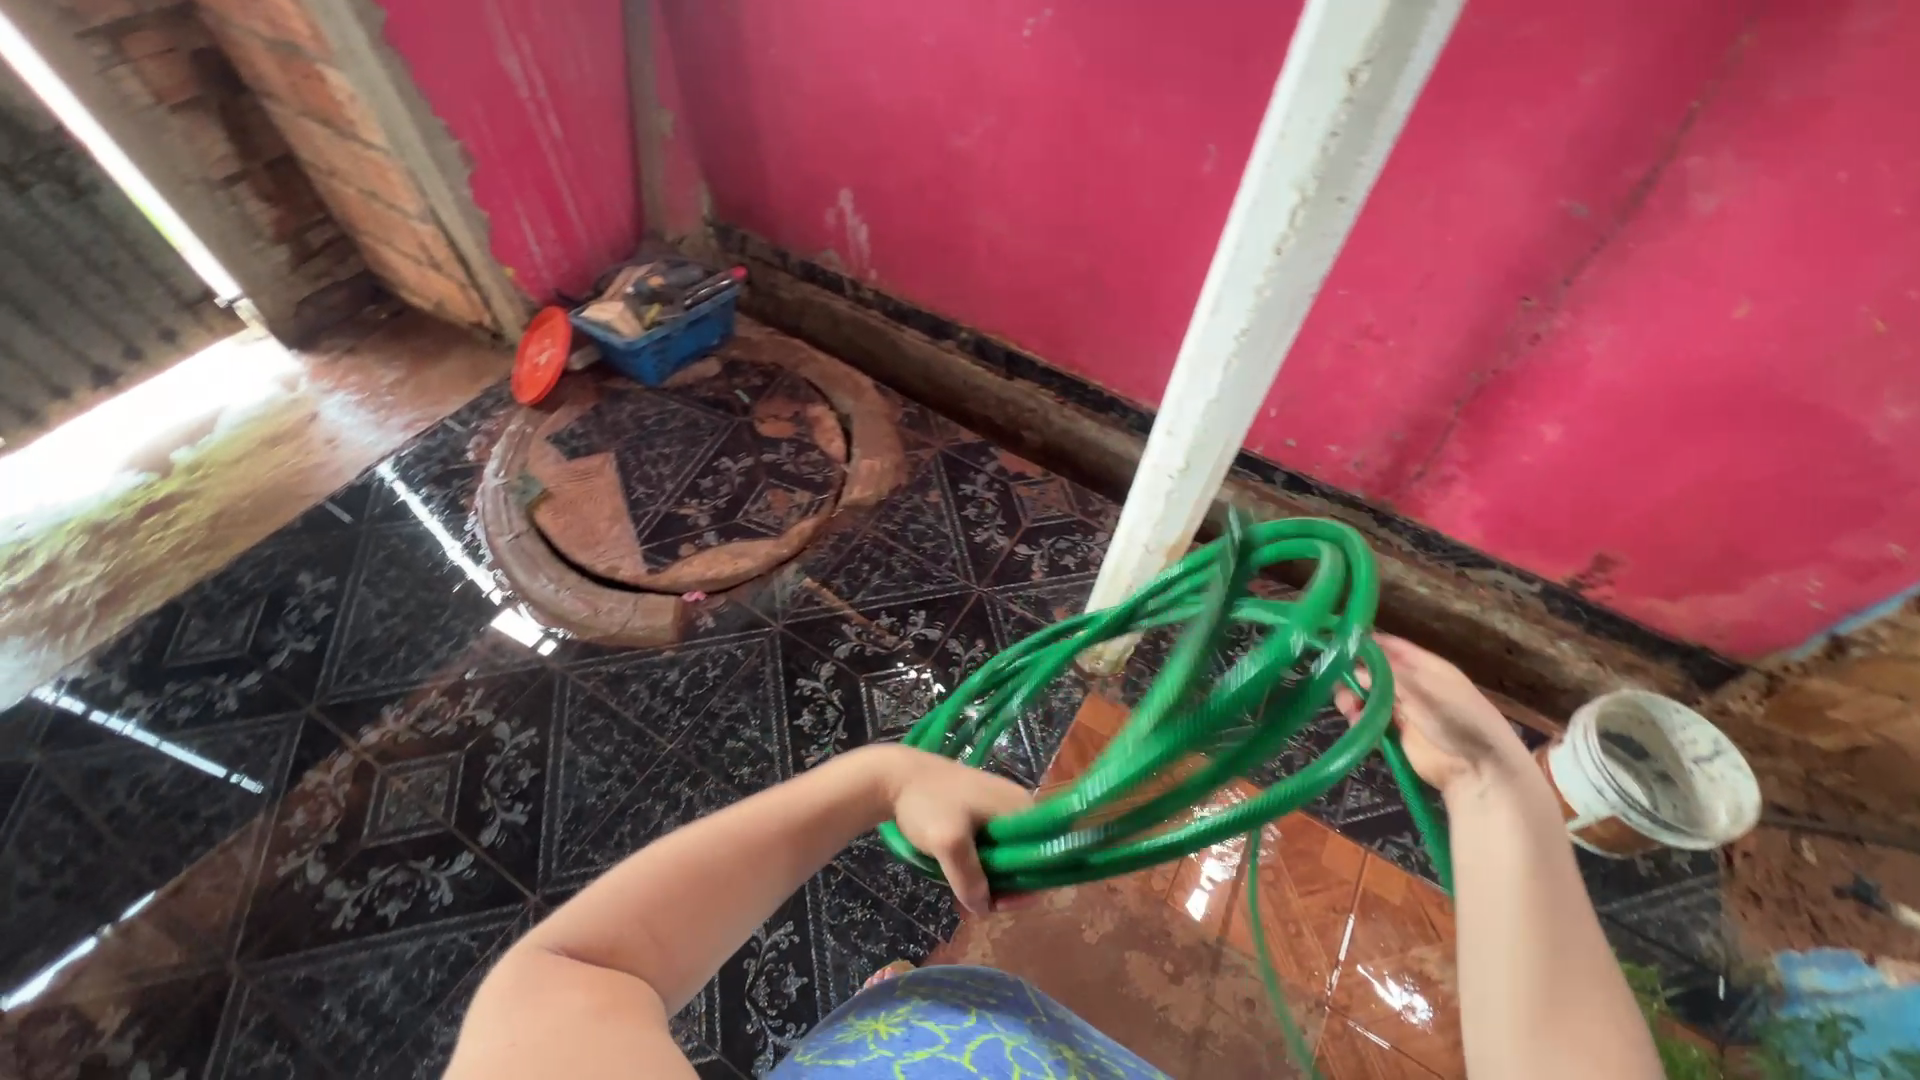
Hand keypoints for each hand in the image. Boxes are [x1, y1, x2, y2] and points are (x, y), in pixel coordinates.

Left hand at [868, 746, 1033, 915]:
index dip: (1028, 883)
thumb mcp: (949, 842)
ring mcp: (999, 808)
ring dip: (991, 878)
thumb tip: (983, 907)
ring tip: (966, 894)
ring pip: (1007, 854)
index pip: (1044, 853)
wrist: (894, 777)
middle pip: (1026, 857)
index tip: (1001, 902)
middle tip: (979, 903)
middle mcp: (1018, 806)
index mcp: (1021, 807)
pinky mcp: (981, 812)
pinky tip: (962, 878)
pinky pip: (992, 846)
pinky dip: (981, 865)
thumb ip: (969, 878)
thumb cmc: (927, 802)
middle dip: (1006, 885)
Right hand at [1333, 634, 1529, 797]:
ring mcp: (1402, 708)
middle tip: (1338, 679)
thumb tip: (1354, 667)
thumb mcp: (1424, 690)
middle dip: (1354, 672)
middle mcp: (1411, 684)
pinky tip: (1355, 720)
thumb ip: (1388, 676)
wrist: (1477, 769)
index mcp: (1425, 667)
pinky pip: (1368, 718)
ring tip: (1348, 704)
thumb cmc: (1457, 719)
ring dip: (1353, 696)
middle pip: (1373, 670)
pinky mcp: (1394, 731)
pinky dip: (1358, 717)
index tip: (1339, 644)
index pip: (1391, 647)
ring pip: (1367, 694)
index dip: (1366, 643)